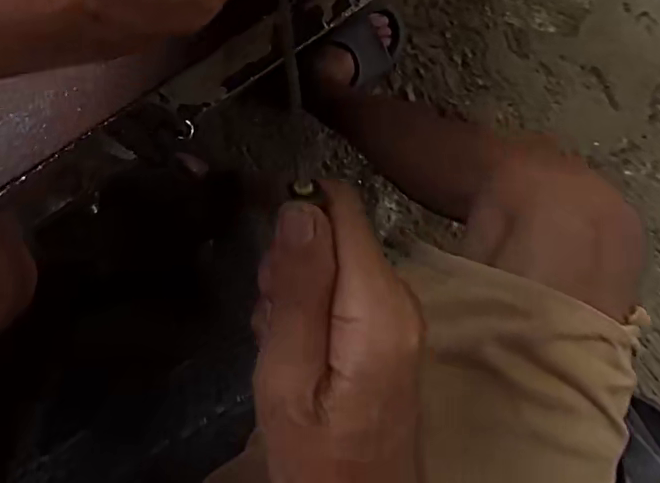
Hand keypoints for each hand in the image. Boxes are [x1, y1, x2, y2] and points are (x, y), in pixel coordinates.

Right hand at [255, 181, 423, 482]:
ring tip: (277, 331)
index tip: (261, 237)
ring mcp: (395, 309)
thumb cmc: (315, 454)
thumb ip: (297, 287)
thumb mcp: (287, 374)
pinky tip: (291, 339)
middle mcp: (398, 294)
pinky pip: (335, 280)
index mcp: (377, 302)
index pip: (338, 204)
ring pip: (327, 252)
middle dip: (288, 253)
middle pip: (331, 227)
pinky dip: (304, 297)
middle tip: (268, 308)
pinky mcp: (385, 323)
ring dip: (291, 279)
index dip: (293, 204)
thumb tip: (299, 206)